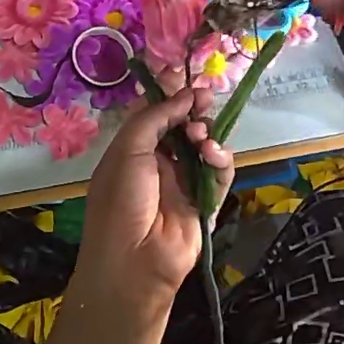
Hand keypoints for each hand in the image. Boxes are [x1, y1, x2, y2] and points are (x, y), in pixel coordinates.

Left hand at [74, 87, 234, 313]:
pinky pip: (219, 174)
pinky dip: (221, 161)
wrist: (135, 261)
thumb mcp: (128, 150)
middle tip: (206, 100)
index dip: (173, 97)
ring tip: (202, 138)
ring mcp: (183, 183)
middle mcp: (158, 163)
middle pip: (184, 127)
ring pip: (205, 147)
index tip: (189, 82)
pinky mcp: (205, 201)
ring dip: (207, 136)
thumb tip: (185, 95)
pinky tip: (214, 156)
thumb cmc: (122, 201)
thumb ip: (156, 117)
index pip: (156, 115)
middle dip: (195, 112)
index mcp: (132, 150)